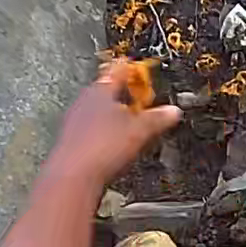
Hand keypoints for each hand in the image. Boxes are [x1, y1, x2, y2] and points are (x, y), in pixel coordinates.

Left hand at [45, 61, 180, 187]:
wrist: (73, 177)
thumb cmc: (104, 146)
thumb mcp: (141, 130)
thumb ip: (159, 118)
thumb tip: (174, 111)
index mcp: (101, 90)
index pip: (118, 70)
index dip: (133, 70)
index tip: (141, 70)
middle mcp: (84, 101)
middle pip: (108, 91)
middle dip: (126, 95)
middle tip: (143, 101)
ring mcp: (75, 120)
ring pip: (100, 110)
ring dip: (116, 114)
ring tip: (132, 125)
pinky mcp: (72, 140)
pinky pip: (93, 128)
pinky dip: (106, 131)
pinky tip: (115, 144)